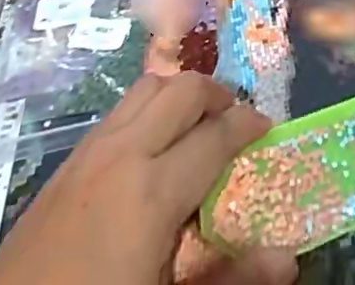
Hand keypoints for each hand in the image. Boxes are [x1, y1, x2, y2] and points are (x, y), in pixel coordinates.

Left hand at [0, 73, 295, 284]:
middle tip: (234, 120)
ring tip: (196, 126)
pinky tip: (150, 149)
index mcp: (152, 192)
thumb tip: (289, 259)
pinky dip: (148, 110)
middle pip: (180, 91)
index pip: (215, 135)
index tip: (267, 127)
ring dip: (178, 95)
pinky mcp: (65, 163)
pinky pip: (118, 111)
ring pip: (146, 89)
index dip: (248, 125)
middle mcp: (122, 154)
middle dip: (216, 95)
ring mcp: (88, 153)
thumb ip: (231, 279)